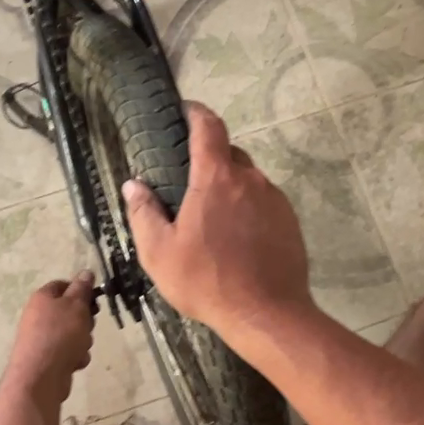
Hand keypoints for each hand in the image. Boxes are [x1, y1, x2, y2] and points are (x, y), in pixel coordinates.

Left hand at [3, 272, 96, 414]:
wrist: (41, 375)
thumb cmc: (60, 334)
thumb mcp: (76, 306)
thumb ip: (82, 289)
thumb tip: (86, 272)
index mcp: (43, 297)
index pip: (63, 285)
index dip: (80, 290)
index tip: (94, 300)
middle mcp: (38, 315)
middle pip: (70, 311)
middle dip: (84, 320)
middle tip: (88, 326)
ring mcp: (41, 337)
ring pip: (72, 333)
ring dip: (82, 340)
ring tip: (80, 348)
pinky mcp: (46, 357)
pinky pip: (67, 351)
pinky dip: (74, 356)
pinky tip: (74, 362)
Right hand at [121, 102, 315, 334]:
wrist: (267, 314)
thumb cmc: (207, 281)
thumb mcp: (159, 253)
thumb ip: (144, 213)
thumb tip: (133, 185)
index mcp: (216, 178)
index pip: (208, 127)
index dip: (196, 113)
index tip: (185, 110)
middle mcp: (250, 180)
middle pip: (229, 153)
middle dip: (209, 158)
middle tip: (188, 181)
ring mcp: (275, 199)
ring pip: (247, 180)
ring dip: (229, 188)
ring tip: (211, 217)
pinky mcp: (289, 221)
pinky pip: (263, 202)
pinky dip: (247, 209)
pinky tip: (236, 238)